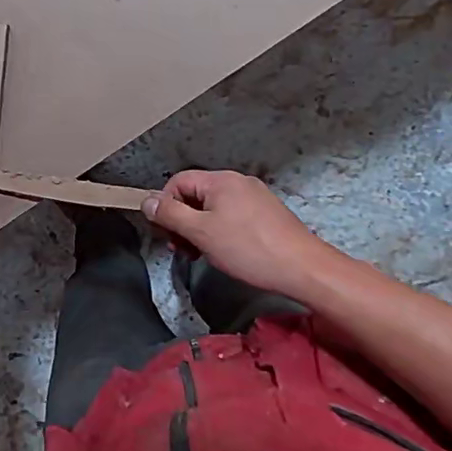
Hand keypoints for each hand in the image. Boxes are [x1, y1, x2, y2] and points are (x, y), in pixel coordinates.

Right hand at [142, 170, 351, 298]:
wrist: (304, 270)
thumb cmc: (249, 249)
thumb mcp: (200, 232)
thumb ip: (169, 214)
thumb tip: (147, 201)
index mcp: (220, 180)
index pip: (177, 182)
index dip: (165, 205)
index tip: (167, 232)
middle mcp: (238, 182)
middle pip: (195, 194)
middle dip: (183, 220)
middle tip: (183, 247)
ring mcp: (255, 197)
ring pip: (213, 208)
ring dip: (200, 228)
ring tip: (203, 253)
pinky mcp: (266, 215)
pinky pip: (232, 216)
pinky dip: (220, 231)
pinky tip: (226, 252)